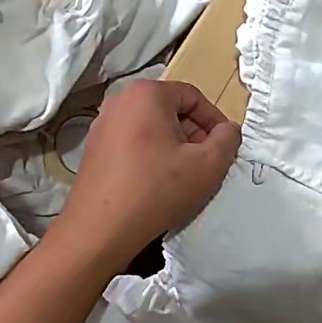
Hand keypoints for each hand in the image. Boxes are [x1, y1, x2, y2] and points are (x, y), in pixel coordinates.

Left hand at [56, 80, 240, 268]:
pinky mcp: (93, 149)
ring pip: (152, 128)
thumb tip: (227, 130)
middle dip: (193, 135)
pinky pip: (132, 143)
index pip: (193, 97)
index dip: (215, 121)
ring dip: (173, 148)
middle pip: (170, 110)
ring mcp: (102, 125)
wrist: (100, 228)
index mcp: (146, 93)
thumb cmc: (156, 190)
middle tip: (206, 164)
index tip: (224, 148)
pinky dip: (150, 157)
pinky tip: (157, 185)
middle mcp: (119, 101)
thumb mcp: (208, 165)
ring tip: (183, 178)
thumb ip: (228, 139)